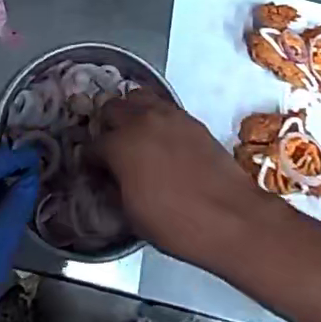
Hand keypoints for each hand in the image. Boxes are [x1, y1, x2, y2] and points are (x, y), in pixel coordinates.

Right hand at [95, 89, 276, 269]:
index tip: (94, 170)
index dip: (90, 160)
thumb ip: (114, 189)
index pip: (92, 145)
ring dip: (129, 111)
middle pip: (111, 109)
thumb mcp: (132, 216)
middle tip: (111, 145)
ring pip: (136, 97)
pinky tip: (159, 135)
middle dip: (106, 125)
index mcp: (119, 146)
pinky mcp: (189, 118)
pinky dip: (154, 114)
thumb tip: (110, 179)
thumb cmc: (176, 224)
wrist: (230, 216)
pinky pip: (162, 105)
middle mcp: (139, 121)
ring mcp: (167, 115)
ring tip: (134, 131)